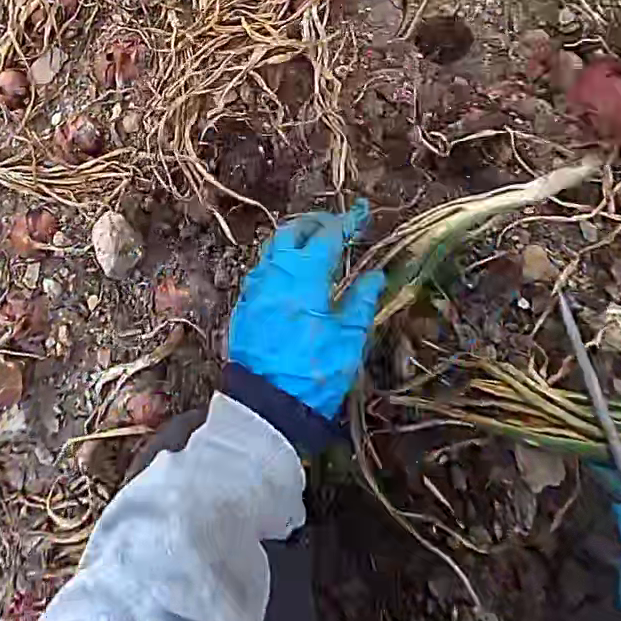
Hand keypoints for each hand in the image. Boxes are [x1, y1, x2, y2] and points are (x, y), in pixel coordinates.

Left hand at [228, 200, 385, 418]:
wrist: (264, 407)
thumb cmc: (313, 372)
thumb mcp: (348, 339)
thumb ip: (361, 301)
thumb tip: (375, 275)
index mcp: (304, 276)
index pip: (327, 236)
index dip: (347, 222)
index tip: (361, 214)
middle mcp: (275, 273)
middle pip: (293, 231)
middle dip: (316, 223)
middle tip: (336, 225)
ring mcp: (256, 288)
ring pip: (274, 247)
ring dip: (295, 239)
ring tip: (316, 244)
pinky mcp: (245, 305)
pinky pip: (264, 269)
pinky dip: (281, 260)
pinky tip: (294, 273)